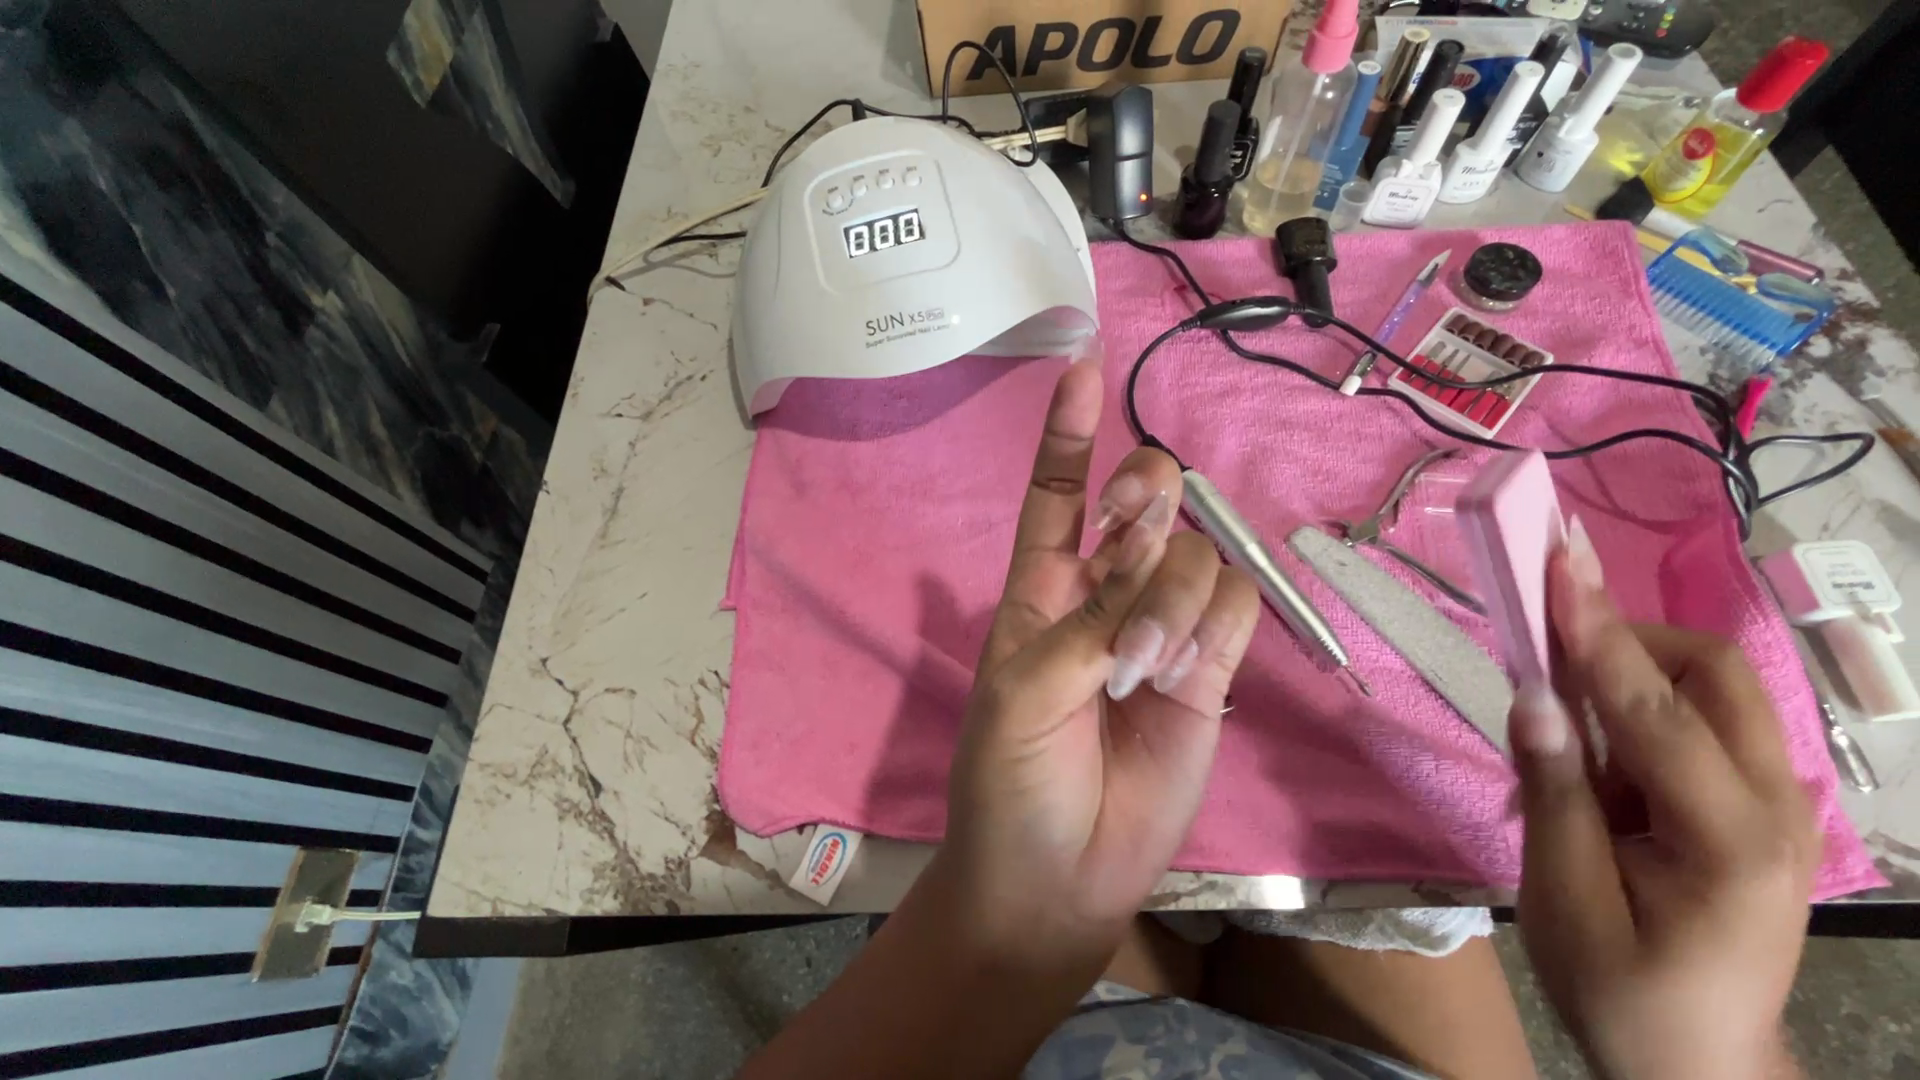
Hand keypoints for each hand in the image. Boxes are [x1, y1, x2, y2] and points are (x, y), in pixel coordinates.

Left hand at [937, 359, 1260, 963]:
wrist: (1057, 875)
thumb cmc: (1010, 778)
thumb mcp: (1025, 690)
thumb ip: (1091, 622)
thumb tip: (1157, 563)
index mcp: (1042, 589)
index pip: (1057, 493)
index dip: (1066, 436)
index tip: (1079, 367)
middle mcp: (1107, 596)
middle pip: (1146, 504)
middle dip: (1145, 495)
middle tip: (1133, 521)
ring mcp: (1165, 631)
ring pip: (1198, 556)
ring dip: (1174, 596)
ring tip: (1141, 668)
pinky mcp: (1213, 672)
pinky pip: (1236, 608)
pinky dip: (1216, 625)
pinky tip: (1186, 672)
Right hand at [1511, 523, 1818, 1079]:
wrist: (1696, 1060)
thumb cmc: (1617, 987)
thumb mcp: (1562, 898)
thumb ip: (1554, 791)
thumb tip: (1532, 694)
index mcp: (1730, 841)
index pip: (1654, 708)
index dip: (1597, 630)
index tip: (1558, 564)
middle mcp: (1774, 808)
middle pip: (1712, 674)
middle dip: (1626, 637)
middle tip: (1545, 647)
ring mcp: (1777, 806)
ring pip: (1713, 690)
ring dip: (1630, 668)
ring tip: (1559, 702)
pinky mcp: (1758, 807)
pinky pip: (1701, 722)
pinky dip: (1639, 703)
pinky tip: (1592, 744)